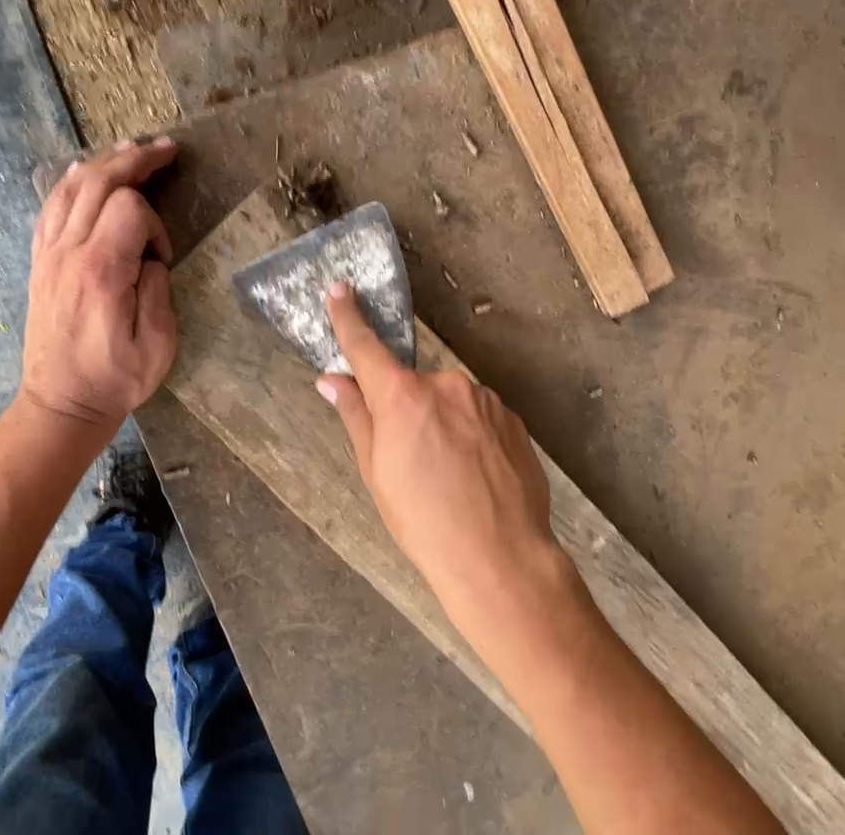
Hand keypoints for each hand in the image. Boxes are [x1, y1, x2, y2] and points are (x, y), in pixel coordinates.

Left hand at [18, 137, 178, 430]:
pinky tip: (84, 172)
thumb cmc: (115, 380)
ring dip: (102, 163)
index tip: (163, 258)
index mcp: (101, 272)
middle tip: (165, 149)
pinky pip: (50, 208)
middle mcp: (68, 253)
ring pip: (70, 188)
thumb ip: (158, 292)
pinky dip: (69, 183)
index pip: (129, 209)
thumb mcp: (157, 346)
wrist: (61, 404)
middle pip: (96, 182)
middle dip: (134, 160)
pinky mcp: (40, 263)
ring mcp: (48, 255)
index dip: (155, 223)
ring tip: (131, 150)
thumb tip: (150, 258)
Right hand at [315, 282, 563, 609]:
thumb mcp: (376, 472)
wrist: (499, 554)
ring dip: (443, 425)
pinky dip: (471, 437)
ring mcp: (484, 399)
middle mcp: (445, 384)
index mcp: (402, 396)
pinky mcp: (512, 417)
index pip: (366, 346)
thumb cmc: (425, 521)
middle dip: (408, 411)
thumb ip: (356, 416)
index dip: (348, 317)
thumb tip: (332, 380)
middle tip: (412, 461)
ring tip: (450, 476)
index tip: (340, 289)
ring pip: (449, 402)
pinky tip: (476, 475)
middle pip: (413, 386)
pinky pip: (479, 417)